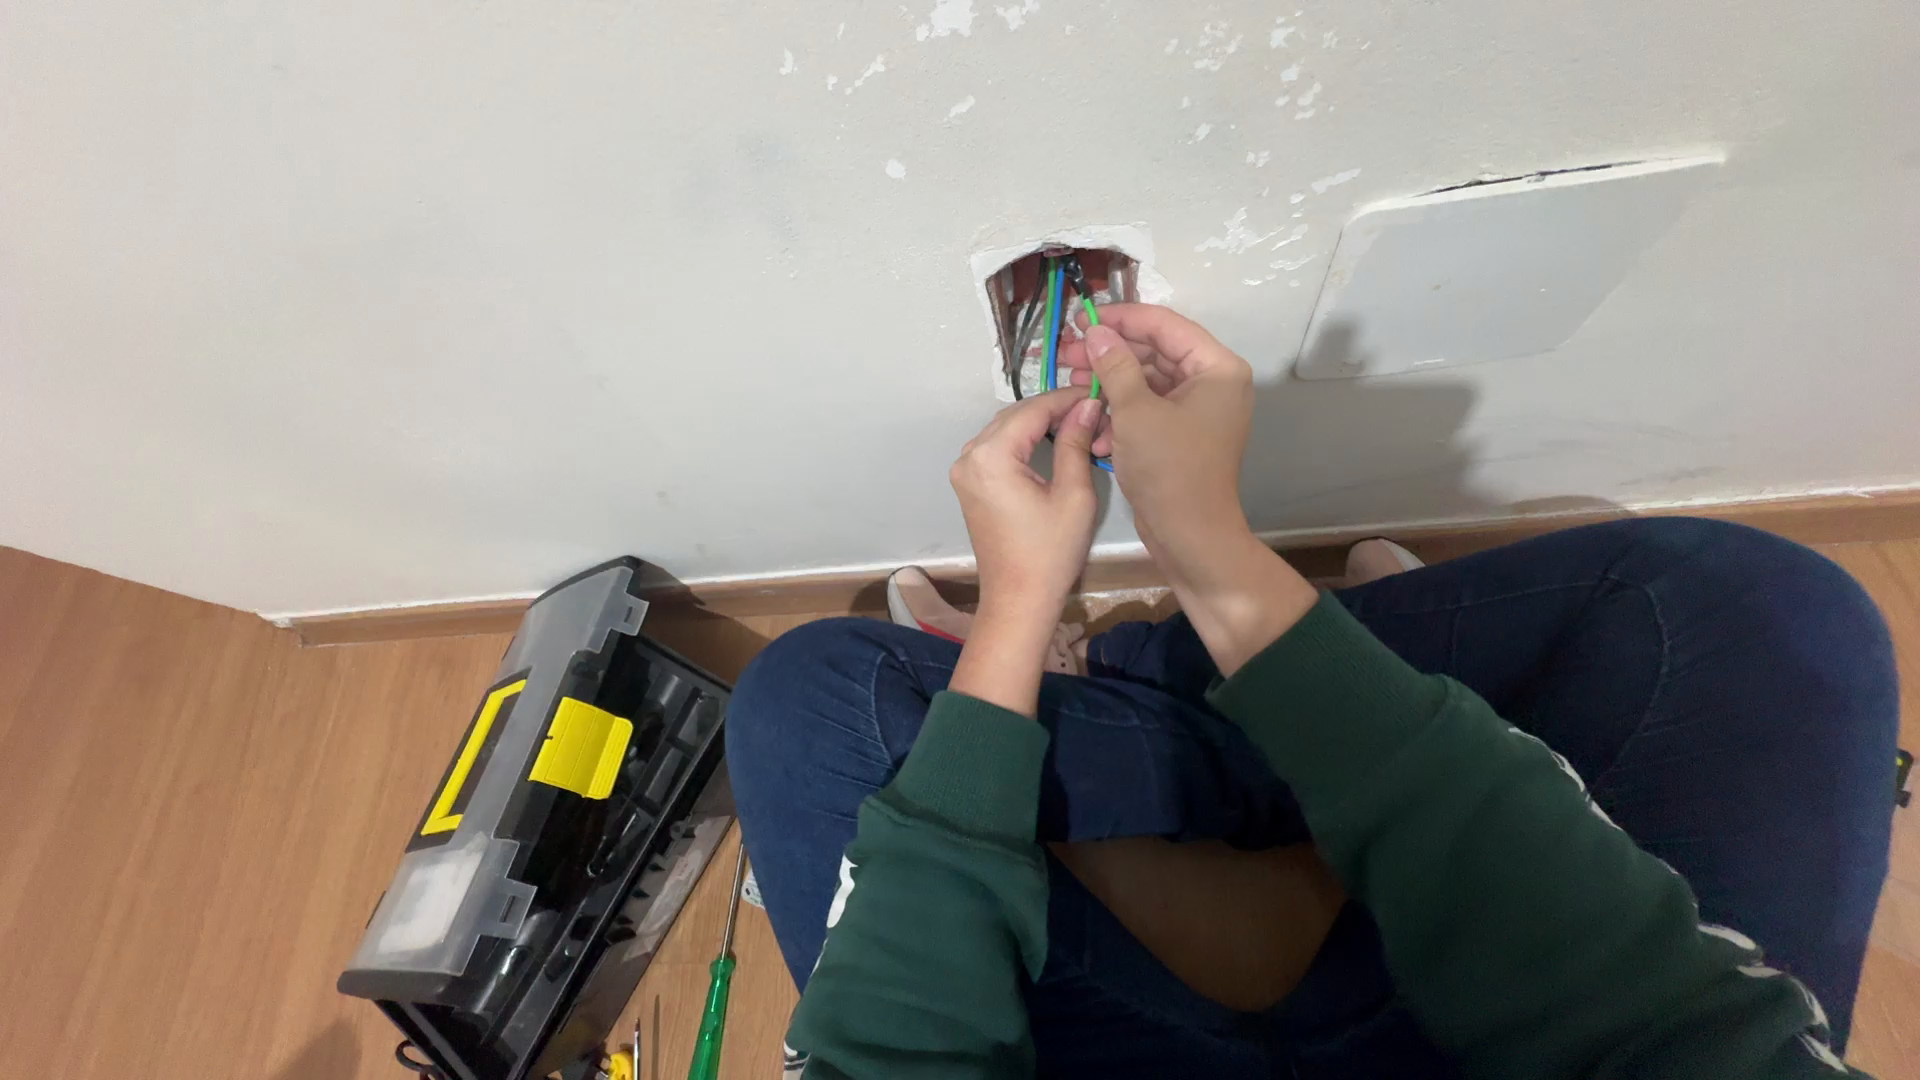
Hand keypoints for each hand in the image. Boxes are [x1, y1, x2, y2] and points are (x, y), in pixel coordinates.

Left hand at [951, 388, 1104, 620]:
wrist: (1018, 598)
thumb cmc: (1050, 552)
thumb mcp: (1073, 494)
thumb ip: (1076, 442)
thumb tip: (1088, 405)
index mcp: (992, 456)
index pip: (1033, 409)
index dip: (1068, 398)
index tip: (1100, 393)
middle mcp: (969, 456)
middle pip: (1016, 415)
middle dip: (1053, 409)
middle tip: (1093, 410)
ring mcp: (964, 470)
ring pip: (1005, 429)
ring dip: (1038, 423)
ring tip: (1078, 424)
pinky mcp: (968, 484)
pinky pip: (996, 448)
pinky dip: (1022, 440)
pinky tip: (1051, 442)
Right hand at [1056, 304, 1316, 673]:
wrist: (1189, 536)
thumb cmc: (1169, 469)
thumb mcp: (1135, 412)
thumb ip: (1115, 365)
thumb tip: (1096, 331)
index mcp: (1215, 368)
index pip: (1164, 325)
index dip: (1121, 318)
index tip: (1081, 320)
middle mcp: (1211, 384)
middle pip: (1153, 353)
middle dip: (1108, 356)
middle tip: (1064, 353)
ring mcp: (1196, 412)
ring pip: (1145, 384)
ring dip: (1109, 388)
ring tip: (1073, 390)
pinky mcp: (1179, 436)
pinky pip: (1146, 412)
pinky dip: (1120, 417)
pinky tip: (1094, 433)